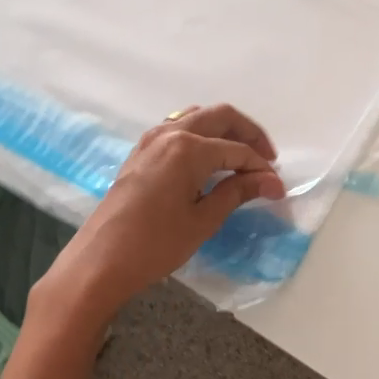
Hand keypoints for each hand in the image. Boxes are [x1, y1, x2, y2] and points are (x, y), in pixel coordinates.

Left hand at [33, 104, 285, 326]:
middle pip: (220, 116)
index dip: (261, 170)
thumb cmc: (156, 244)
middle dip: (249, 135)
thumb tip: (272, 182)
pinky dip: (201, 136)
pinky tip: (209, 161)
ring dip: (224, 131)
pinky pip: (177, 128)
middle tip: (267, 161)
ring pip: (197, 117)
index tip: (278, 190)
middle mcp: (170, 133)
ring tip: (241, 159)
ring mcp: (150, 140)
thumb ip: (238, 192)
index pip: (237, 150)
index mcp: (188, 148)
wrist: (100, 261)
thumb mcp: (204, 220)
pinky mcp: (140, 153)